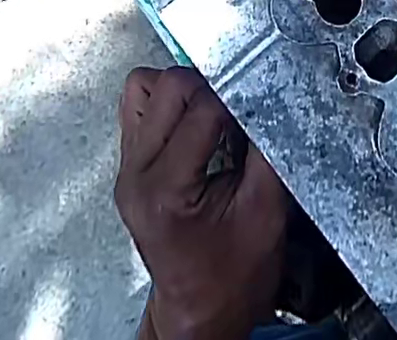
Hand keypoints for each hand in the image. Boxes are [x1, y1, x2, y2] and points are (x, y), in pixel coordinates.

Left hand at [116, 66, 287, 339]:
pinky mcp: (130, 161)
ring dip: (185, 88)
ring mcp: (127, 166)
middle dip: (212, 87)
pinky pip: (139, 102)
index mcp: (166, 189)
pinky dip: (168, 98)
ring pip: (146, 85)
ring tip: (213, 113)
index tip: (259, 105)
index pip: (203, 107)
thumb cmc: (232, 275)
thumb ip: (267, 146)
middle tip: (238, 109)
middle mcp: (136, 172)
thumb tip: (268, 92)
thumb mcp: (267, 209)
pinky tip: (193, 118)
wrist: (201, 312)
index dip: (239, 97)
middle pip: (169, 85)